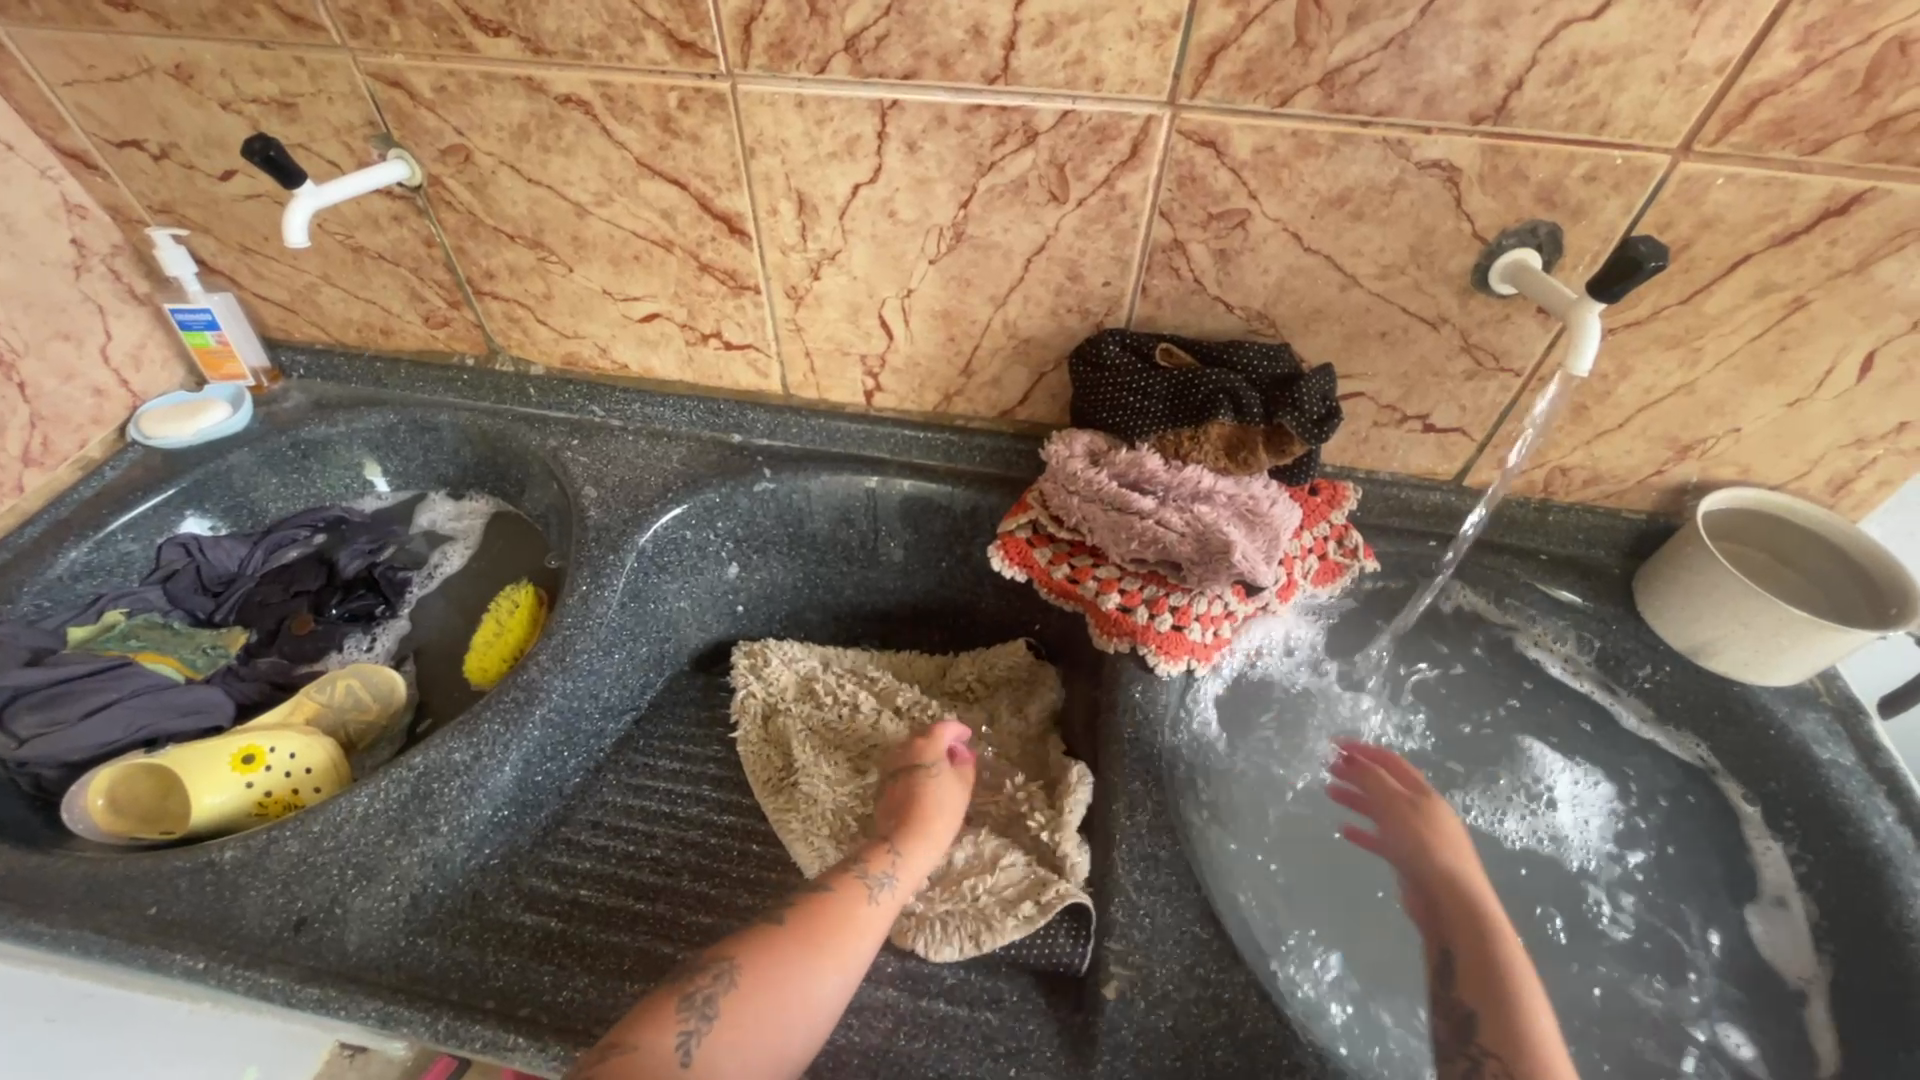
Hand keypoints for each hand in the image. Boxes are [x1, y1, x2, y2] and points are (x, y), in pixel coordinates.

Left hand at [872, 719, 976, 867]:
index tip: (967, 736)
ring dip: (926, 754)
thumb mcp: (963, 785)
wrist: (906, 841)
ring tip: (941, 769)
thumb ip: (965, 762)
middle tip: (956, 753)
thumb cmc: (941, 811)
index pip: (945, 727)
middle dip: (941, 741)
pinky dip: (915, 767)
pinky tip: (924, 782)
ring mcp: (891, 764)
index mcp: (927, 743)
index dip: (958, 730)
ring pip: (912, 751)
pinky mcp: (883, 781)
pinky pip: (903, 766)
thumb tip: (961, 753)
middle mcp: (905, 748)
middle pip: (925, 736)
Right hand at [1326, 738, 1489, 933]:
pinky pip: (1380, 839)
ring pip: (1380, 810)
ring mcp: (1415, 836)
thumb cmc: (1424, 846)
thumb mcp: (1396, 804)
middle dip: (1357, 773)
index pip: (1390, 761)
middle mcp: (1420, 810)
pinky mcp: (1407, 860)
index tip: (1334, 745)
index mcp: (1422, 793)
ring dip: (1355, 798)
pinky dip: (1362, 831)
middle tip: (1328, 767)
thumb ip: (1372, 779)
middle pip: (1384, 784)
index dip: (1363, 750)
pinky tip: (1344, 829)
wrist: (1451, 901)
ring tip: (1329, 792)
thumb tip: (1351, 758)